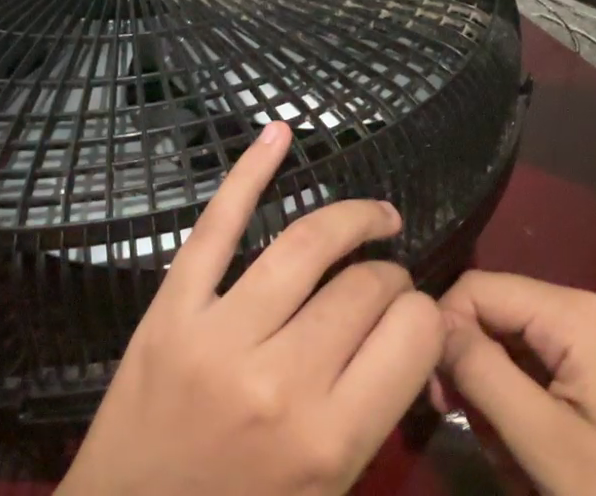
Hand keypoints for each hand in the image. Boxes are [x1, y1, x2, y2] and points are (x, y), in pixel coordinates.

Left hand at [59, 121, 444, 494]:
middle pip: (366, 285)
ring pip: (306, 245)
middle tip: (383, 284)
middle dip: (390, 275)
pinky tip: (278, 136)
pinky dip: (249, 173)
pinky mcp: (170, 310)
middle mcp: (280, 382)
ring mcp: (218, 337)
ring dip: (351, 219)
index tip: (411, 319)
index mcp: (329, 439)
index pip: (414, 333)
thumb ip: (376, 411)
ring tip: (372, 218)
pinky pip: (215, 227)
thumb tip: (411, 331)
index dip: (425, 315)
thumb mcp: (329, 489)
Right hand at [434, 271, 595, 495]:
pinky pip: (547, 360)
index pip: (479, 287)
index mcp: (578, 312)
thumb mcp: (546, 442)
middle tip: (478, 434)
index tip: (436, 396)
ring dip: (500, 393)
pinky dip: (528, 398)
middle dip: (477, 369)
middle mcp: (592, 305)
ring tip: (515, 455)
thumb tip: (428, 321)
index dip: (445, 331)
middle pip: (499, 313)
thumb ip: (482, 373)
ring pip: (518, 340)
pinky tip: (535, 446)